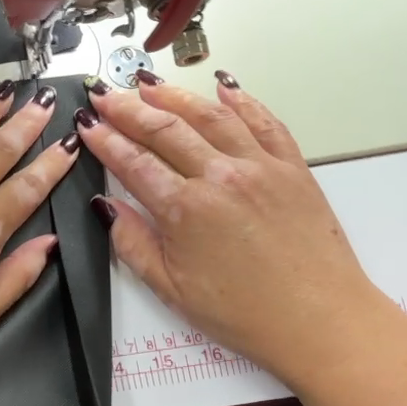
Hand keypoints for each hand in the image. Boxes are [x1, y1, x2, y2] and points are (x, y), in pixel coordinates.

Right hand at [76, 73, 394, 386]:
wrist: (319, 321)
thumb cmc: (244, 313)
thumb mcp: (171, 288)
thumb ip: (132, 243)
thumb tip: (106, 208)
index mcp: (185, 210)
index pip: (134, 161)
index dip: (105, 139)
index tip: (87, 124)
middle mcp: (221, 178)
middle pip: (165, 128)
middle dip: (128, 108)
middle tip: (105, 95)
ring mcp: (261, 167)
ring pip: (210, 115)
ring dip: (175, 95)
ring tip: (148, 84)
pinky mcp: (293, 168)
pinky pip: (264, 121)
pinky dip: (241, 100)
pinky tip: (223, 87)